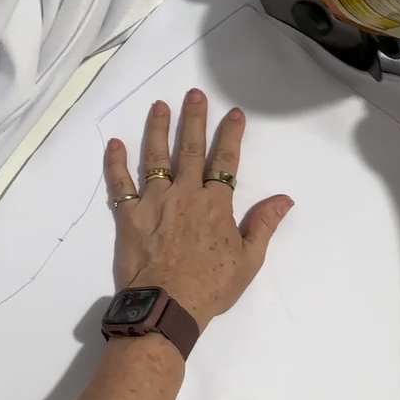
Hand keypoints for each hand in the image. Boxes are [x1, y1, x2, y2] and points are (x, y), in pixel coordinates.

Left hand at [104, 89, 293, 325]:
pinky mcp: (128, 216)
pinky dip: (116, 164)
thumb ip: (263, 225)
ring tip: (159, 106)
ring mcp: (154, 202)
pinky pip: (120, 185)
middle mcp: (184, 194)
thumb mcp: (248, 260)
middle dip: (193, 119)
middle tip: (194, 93)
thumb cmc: (210, 286)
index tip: (233, 113)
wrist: (166, 306)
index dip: (230, 135)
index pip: (225, 161)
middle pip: (189, 149)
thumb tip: (284, 199)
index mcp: (214, 204)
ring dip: (157, 129)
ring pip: (155, 158)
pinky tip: (115, 144)